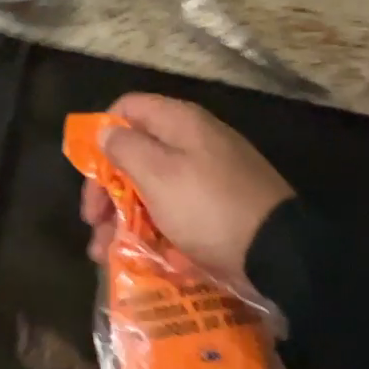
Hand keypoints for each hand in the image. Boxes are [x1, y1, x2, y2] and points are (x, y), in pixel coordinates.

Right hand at [80, 94, 293, 284]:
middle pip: (137, 154)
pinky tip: (143, 259)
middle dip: (108, 191)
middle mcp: (194, 142)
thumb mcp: (158, 175)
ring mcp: (209, 176)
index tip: (89, 175)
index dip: (101, 137)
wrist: (279, 253)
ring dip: (125, 219)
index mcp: (180, 123)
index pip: (127, 109)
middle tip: (94, 225)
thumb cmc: (208, 207)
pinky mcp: (219, 208)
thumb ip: (125, 148)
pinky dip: (157, 233)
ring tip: (106, 255)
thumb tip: (104, 131)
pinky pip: (177, 213)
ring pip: (153, 189)